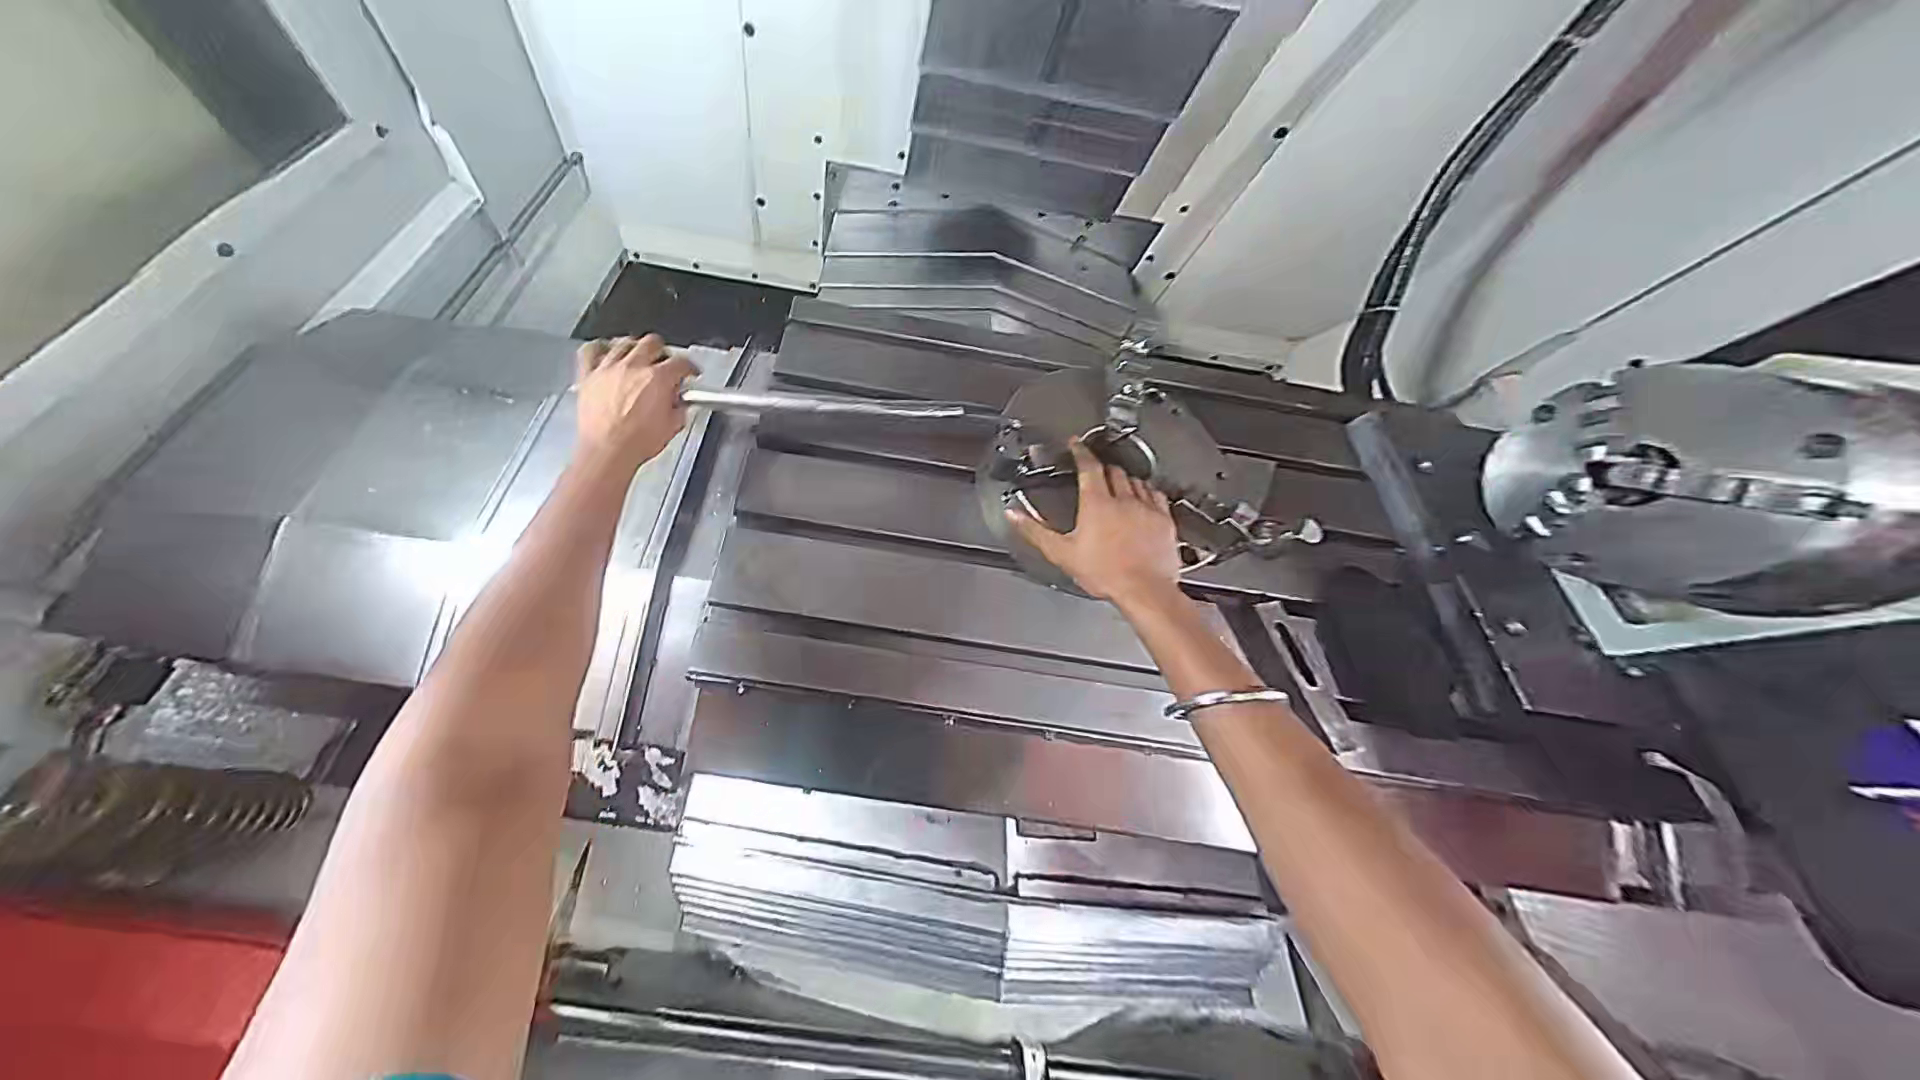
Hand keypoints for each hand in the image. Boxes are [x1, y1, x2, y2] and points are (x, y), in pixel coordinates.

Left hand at [574, 334, 697, 472]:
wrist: (609, 451)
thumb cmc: (637, 441)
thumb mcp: (672, 426)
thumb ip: (679, 408)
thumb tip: (679, 403)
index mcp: (658, 379)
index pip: (680, 363)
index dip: (689, 367)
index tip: (689, 372)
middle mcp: (633, 368)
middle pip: (652, 343)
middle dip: (663, 351)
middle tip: (665, 360)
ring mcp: (609, 369)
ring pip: (624, 342)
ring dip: (635, 346)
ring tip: (639, 354)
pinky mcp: (589, 376)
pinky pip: (590, 351)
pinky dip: (598, 347)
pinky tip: (604, 350)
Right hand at [1006, 440, 1182, 606]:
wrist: (1144, 590)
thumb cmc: (1106, 573)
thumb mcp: (1061, 553)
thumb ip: (1035, 530)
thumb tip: (1015, 515)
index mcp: (1097, 503)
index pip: (1089, 466)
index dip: (1081, 451)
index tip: (1076, 444)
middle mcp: (1123, 500)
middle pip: (1113, 470)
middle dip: (1102, 467)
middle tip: (1095, 469)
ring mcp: (1146, 508)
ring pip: (1136, 480)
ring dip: (1124, 478)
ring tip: (1117, 483)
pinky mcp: (1164, 520)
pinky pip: (1156, 495)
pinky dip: (1147, 491)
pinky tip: (1144, 497)